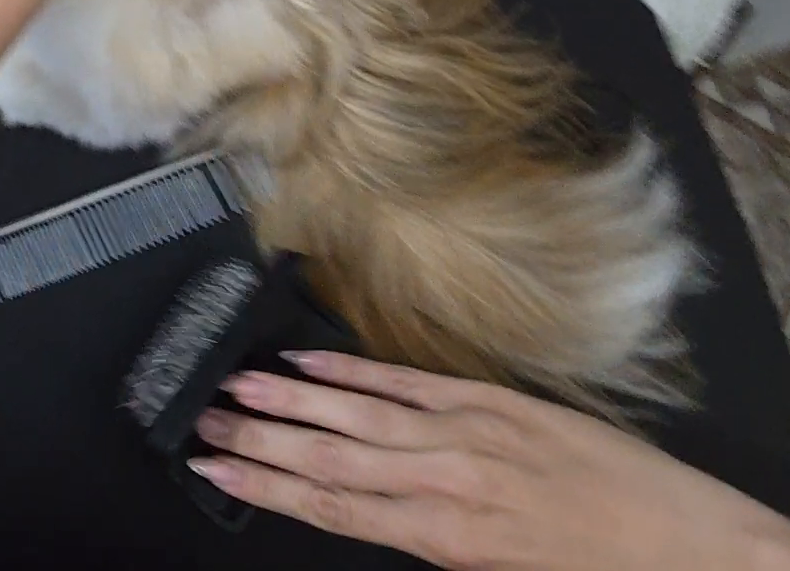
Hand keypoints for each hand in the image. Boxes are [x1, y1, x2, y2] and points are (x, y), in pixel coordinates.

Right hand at [190, 351, 789, 570]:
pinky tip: (304, 362)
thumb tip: (351, 502)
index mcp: (446, 535)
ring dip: (285, 398)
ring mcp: (461, 431)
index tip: (215, 468)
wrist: (712, 555)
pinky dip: (347, 371)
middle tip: (201, 418)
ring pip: (352, 412)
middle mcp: (442, 479)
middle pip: (324, 455)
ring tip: (233, 385)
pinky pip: (400, 381)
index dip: (262, 485)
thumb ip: (424, 535)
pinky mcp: (485, 399)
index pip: (328, 505)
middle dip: (254, 438)